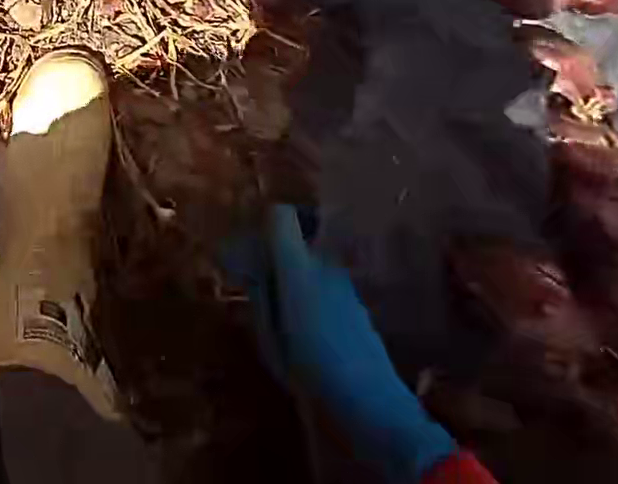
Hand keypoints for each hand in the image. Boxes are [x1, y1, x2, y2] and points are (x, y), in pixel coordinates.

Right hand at [227, 205, 458, 477]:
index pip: (280, 215)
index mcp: (296, 265)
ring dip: (292, 276)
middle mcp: (321, 263)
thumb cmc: (310, 369)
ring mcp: (343, 281)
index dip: (262, 223)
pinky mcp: (357, 301)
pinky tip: (306, 328)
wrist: (372, 403)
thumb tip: (250, 270)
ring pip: (309, 263)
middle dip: (273, 255)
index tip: (245, 247)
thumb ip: (258, 295)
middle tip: (255, 284)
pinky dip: (310, 293)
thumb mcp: (268, 336)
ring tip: (281, 313)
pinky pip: (324, 283)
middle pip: (293, 240)